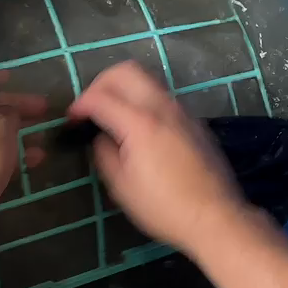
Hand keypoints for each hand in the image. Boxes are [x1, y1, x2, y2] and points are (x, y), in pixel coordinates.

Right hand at [66, 61, 248, 253]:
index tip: (71, 120)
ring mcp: (182, 110)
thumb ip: (104, 153)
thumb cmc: (163, 207)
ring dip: (124, 89)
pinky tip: (140, 129)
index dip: (79, 105)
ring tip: (113, 116)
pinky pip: (163, 97)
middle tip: (91, 107)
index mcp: (139, 122)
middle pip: (126, 71)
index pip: (100, 97)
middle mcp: (162, 106)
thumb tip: (100, 136)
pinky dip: (143, 101)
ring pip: (148, 80)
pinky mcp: (195, 120)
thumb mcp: (121, 186)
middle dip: (101, 83)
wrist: (216, 217)